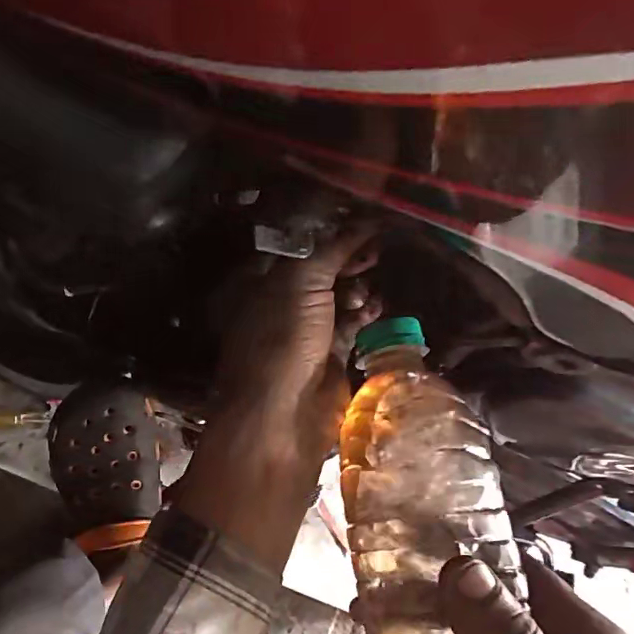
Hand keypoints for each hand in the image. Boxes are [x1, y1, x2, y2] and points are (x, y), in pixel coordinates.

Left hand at [174, 227, 378, 569]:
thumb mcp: (300, 281)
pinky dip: (364, 317)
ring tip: (368, 291)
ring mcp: (305, 334)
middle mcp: (281, 306)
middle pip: (321, 273)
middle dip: (348, 262)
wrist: (284, 412)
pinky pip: (351, 328)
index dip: (329, 236)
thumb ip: (332, 249)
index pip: (298, 248)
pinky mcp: (329, 358)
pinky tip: (373, 311)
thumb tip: (363, 221)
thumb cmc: (282, 338)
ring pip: (338, 300)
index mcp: (260, 284)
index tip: (362, 226)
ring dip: (358, 290)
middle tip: (374, 254)